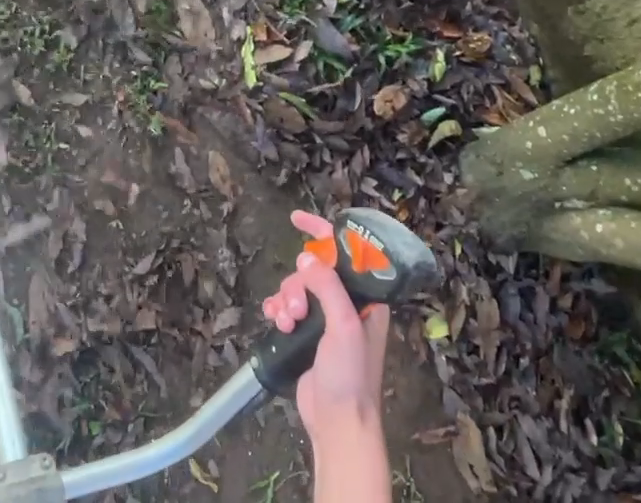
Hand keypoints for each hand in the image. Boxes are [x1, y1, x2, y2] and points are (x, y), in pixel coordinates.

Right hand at [261, 211, 392, 502]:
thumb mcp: (344, 325)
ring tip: (286, 322)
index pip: (346, 253)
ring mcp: (326, 320)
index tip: (296, 219)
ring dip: (285, 300)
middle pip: (313, 271)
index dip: (323, 233)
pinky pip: (286, 307)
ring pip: (296, 289)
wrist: (337, 421)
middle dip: (297, 284)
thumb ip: (327, 287)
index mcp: (366, 299)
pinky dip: (277, 310)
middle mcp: (347, 304)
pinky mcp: (307, 335)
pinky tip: (274, 321)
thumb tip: (305, 260)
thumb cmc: (350, 373)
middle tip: (296, 309)